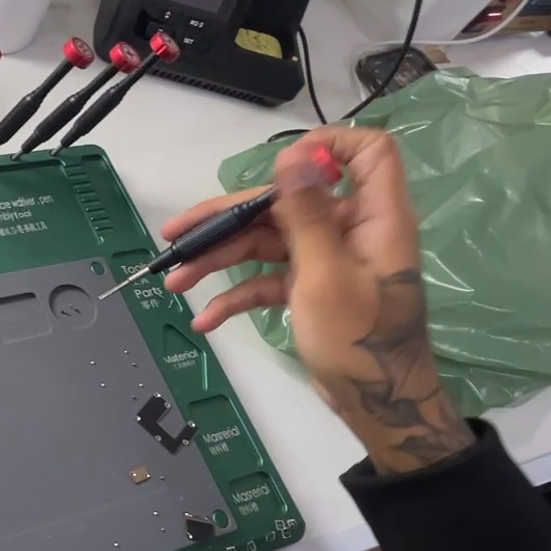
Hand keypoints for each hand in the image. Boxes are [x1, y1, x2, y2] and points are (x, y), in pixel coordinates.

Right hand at [160, 127, 472, 473]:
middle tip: (175, 237)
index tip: (276, 166)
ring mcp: (324, 259)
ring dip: (217, 262)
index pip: (366, 153)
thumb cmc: (360, 339)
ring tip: (174, 281)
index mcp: (370, 216)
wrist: (376, 403)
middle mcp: (346, 230)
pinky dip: (235, 296)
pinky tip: (205, 318)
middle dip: (224, 222)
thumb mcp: (326, 275)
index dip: (327, 146)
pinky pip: (264, 280)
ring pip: (262, 244)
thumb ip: (307, 214)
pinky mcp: (306, 286)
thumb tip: (295, 155)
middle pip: (281, 204)